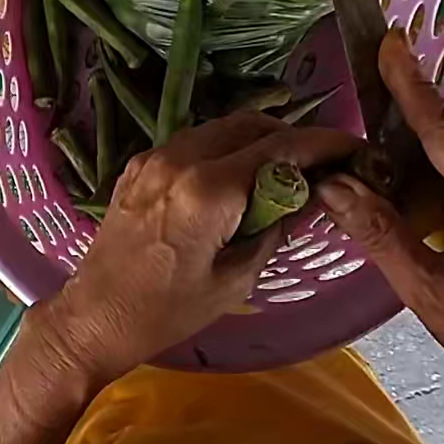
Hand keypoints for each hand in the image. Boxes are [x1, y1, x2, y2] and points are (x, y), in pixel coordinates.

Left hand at [34, 112, 357, 388]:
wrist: (93, 319)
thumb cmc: (168, 313)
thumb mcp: (236, 280)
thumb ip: (275, 228)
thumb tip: (307, 196)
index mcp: (208, 191)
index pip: (279, 149)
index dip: (322, 143)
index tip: (350, 146)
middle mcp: (180, 160)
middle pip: (252, 124)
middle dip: (291, 137)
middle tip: (316, 162)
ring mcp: (155, 158)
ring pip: (222, 127)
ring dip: (258, 140)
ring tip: (280, 170)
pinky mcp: (140, 165)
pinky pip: (195, 141)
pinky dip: (226, 149)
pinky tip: (236, 177)